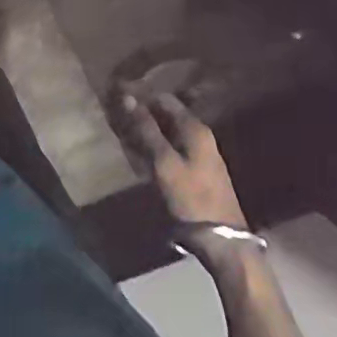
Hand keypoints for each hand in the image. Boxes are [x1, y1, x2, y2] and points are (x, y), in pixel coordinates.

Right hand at [117, 90, 252, 267]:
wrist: (220, 239)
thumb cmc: (191, 198)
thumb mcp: (164, 162)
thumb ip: (147, 130)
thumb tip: (128, 98)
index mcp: (195, 128)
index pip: (164, 99)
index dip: (141, 97)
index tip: (117, 101)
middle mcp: (200, 135)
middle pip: (166, 116)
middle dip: (142, 116)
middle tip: (115, 120)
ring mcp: (199, 154)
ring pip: (167, 133)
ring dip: (146, 133)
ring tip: (122, 136)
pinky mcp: (196, 171)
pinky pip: (171, 149)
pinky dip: (154, 148)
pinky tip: (138, 156)